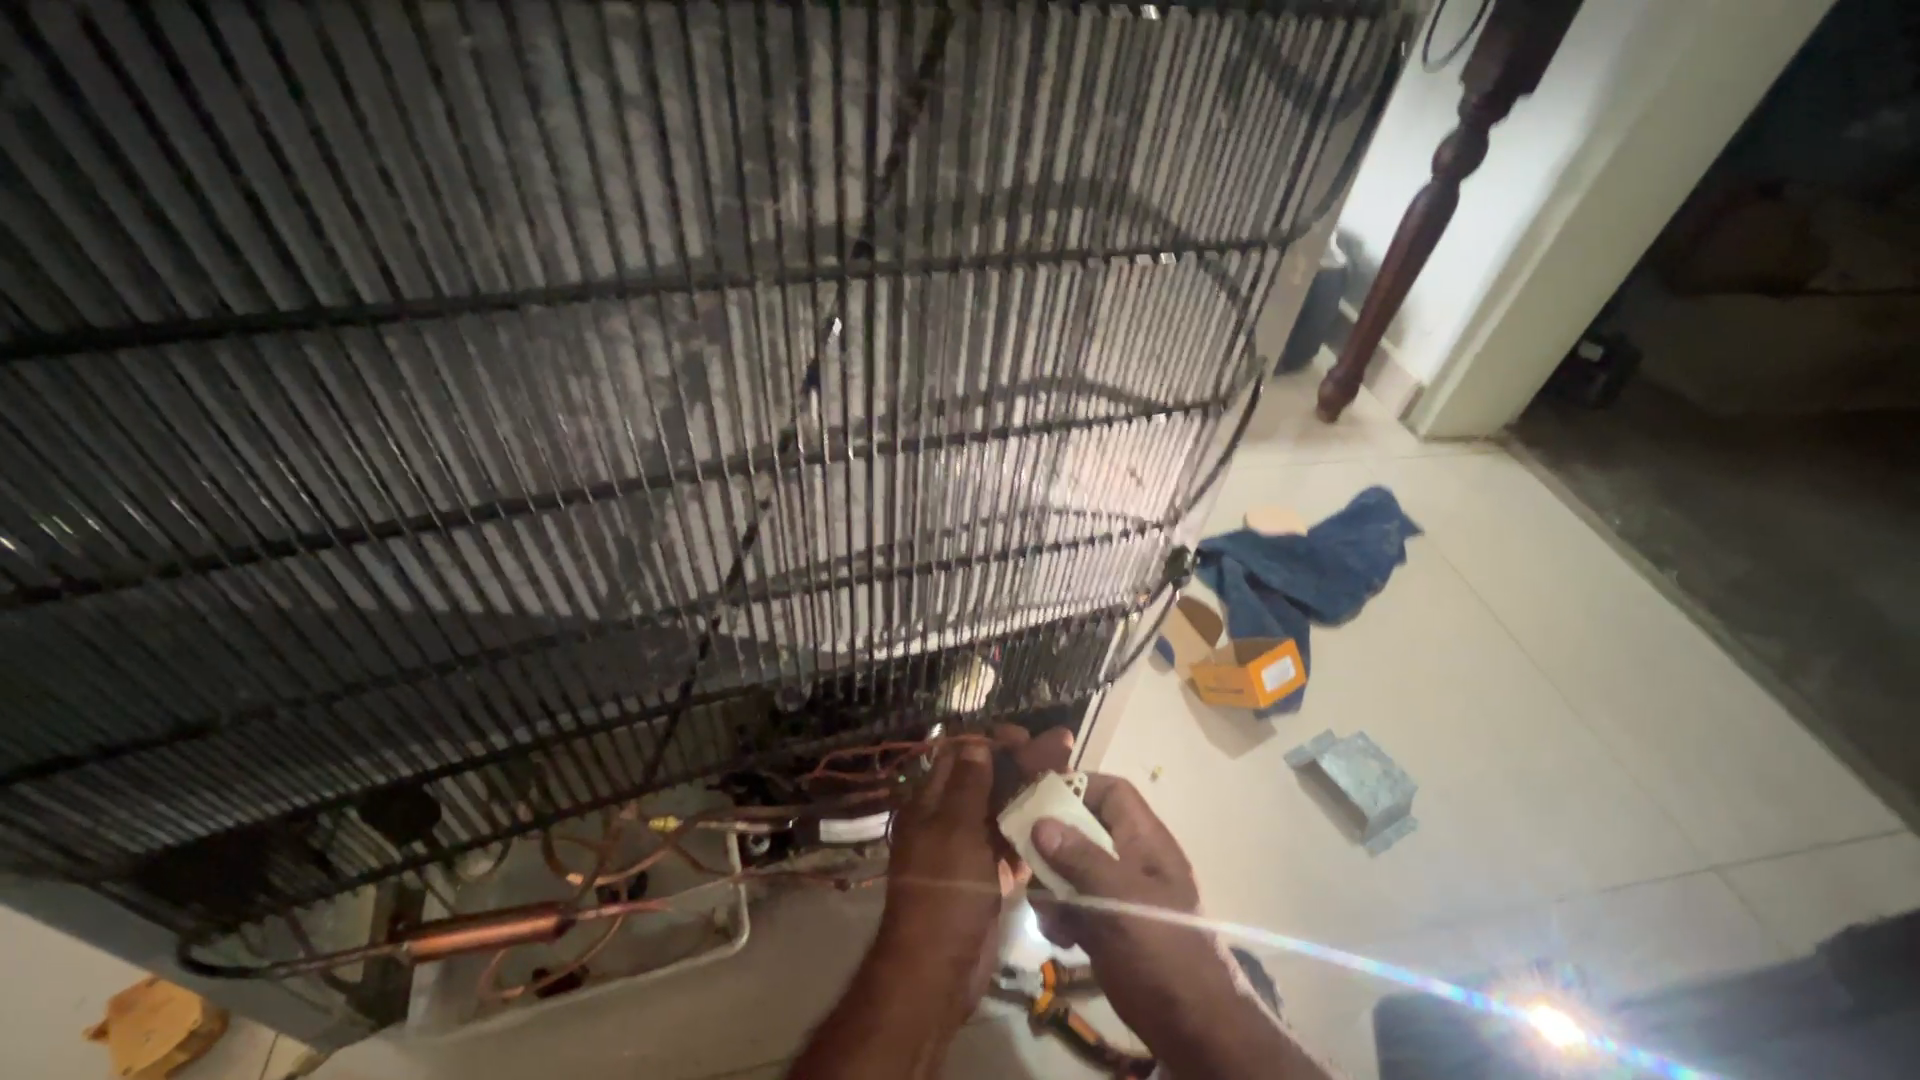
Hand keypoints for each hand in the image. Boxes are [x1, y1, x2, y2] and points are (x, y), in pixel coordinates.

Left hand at [874, 726, 1073, 1016]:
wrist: (937, 970)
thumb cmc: (943, 892)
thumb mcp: (954, 830)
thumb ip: (967, 784)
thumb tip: (975, 741)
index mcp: (929, 802)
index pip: (961, 754)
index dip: (993, 741)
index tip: (1026, 736)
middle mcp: (945, 820)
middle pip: (986, 779)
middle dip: (1022, 762)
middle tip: (1063, 748)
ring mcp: (966, 850)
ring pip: (1001, 811)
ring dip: (1031, 794)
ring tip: (1070, 778)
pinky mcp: (985, 877)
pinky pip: (1009, 845)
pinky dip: (1031, 832)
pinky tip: (1060, 821)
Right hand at [1030, 775, 1249, 1044]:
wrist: (1193, 1026)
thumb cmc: (1164, 950)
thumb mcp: (1122, 897)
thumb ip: (1081, 859)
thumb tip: (1041, 822)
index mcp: (1145, 843)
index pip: (1112, 793)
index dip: (1078, 786)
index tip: (1037, 797)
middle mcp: (1128, 862)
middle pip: (1082, 830)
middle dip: (1051, 844)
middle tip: (1025, 858)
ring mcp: (1115, 897)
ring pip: (1069, 871)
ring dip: (1051, 888)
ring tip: (1049, 912)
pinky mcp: (1104, 929)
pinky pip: (1069, 908)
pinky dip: (1058, 918)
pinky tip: (1060, 938)